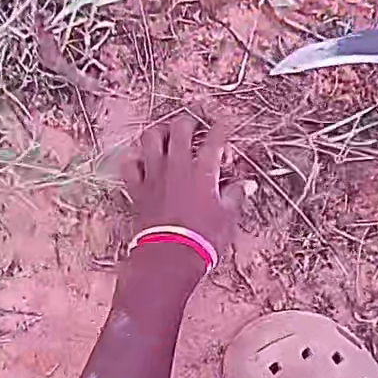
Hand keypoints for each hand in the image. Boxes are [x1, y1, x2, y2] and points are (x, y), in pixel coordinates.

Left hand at [123, 116, 245, 256]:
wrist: (169, 256)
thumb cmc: (203, 238)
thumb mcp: (227, 217)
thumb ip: (235, 195)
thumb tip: (247, 185)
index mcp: (203, 170)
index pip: (214, 139)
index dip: (221, 128)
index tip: (224, 126)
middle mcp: (177, 166)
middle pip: (180, 129)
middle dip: (189, 120)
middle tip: (195, 123)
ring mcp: (154, 175)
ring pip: (151, 139)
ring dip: (159, 132)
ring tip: (166, 134)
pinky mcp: (137, 189)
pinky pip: (130, 165)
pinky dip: (134, 159)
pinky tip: (140, 160)